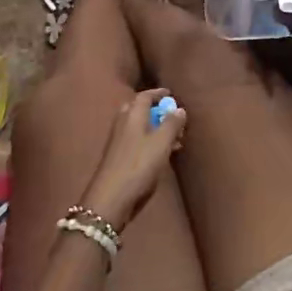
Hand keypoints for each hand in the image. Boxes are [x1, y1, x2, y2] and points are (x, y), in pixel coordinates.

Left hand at [79, 88, 187, 229]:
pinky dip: (151, 141)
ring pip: (140, 127)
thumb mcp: (162, 142)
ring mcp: (120, 141)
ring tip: (176, 137)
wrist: (112, 197)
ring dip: (157, 128)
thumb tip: (179, 108)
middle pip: (139, 110)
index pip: (144, 96)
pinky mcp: (120, 157)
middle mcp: (124, 124)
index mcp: (132, 115)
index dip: (158, 93)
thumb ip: (172, 123)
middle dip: (156, 110)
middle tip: (173, 116)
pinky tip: (164, 153)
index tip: (171, 95)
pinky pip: (138, 141)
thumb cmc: (139, 164)